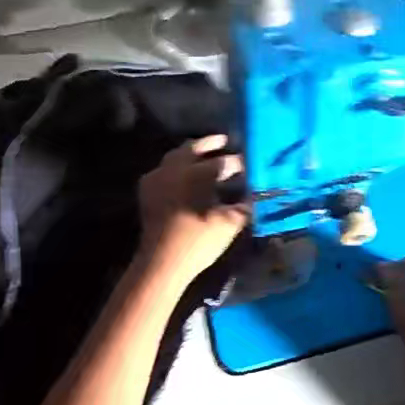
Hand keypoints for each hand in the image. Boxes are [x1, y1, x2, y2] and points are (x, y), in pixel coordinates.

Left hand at [136, 135, 249, 285]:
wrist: (161, 263)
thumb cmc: (198, 242)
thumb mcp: (230, 224)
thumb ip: (245, 205)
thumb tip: (256, 194)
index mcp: (197, 172)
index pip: (224, 161)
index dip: (239, 162)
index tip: (251, 164)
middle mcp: (175, 168)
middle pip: (194, 147)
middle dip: (211, 143)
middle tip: (226, 141)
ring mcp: (157, 177)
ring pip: (177, 156)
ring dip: (193, 153)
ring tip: (206, 156)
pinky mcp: (148, 190)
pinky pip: (165, 169)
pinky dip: (178, 167)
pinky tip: (186, 176)